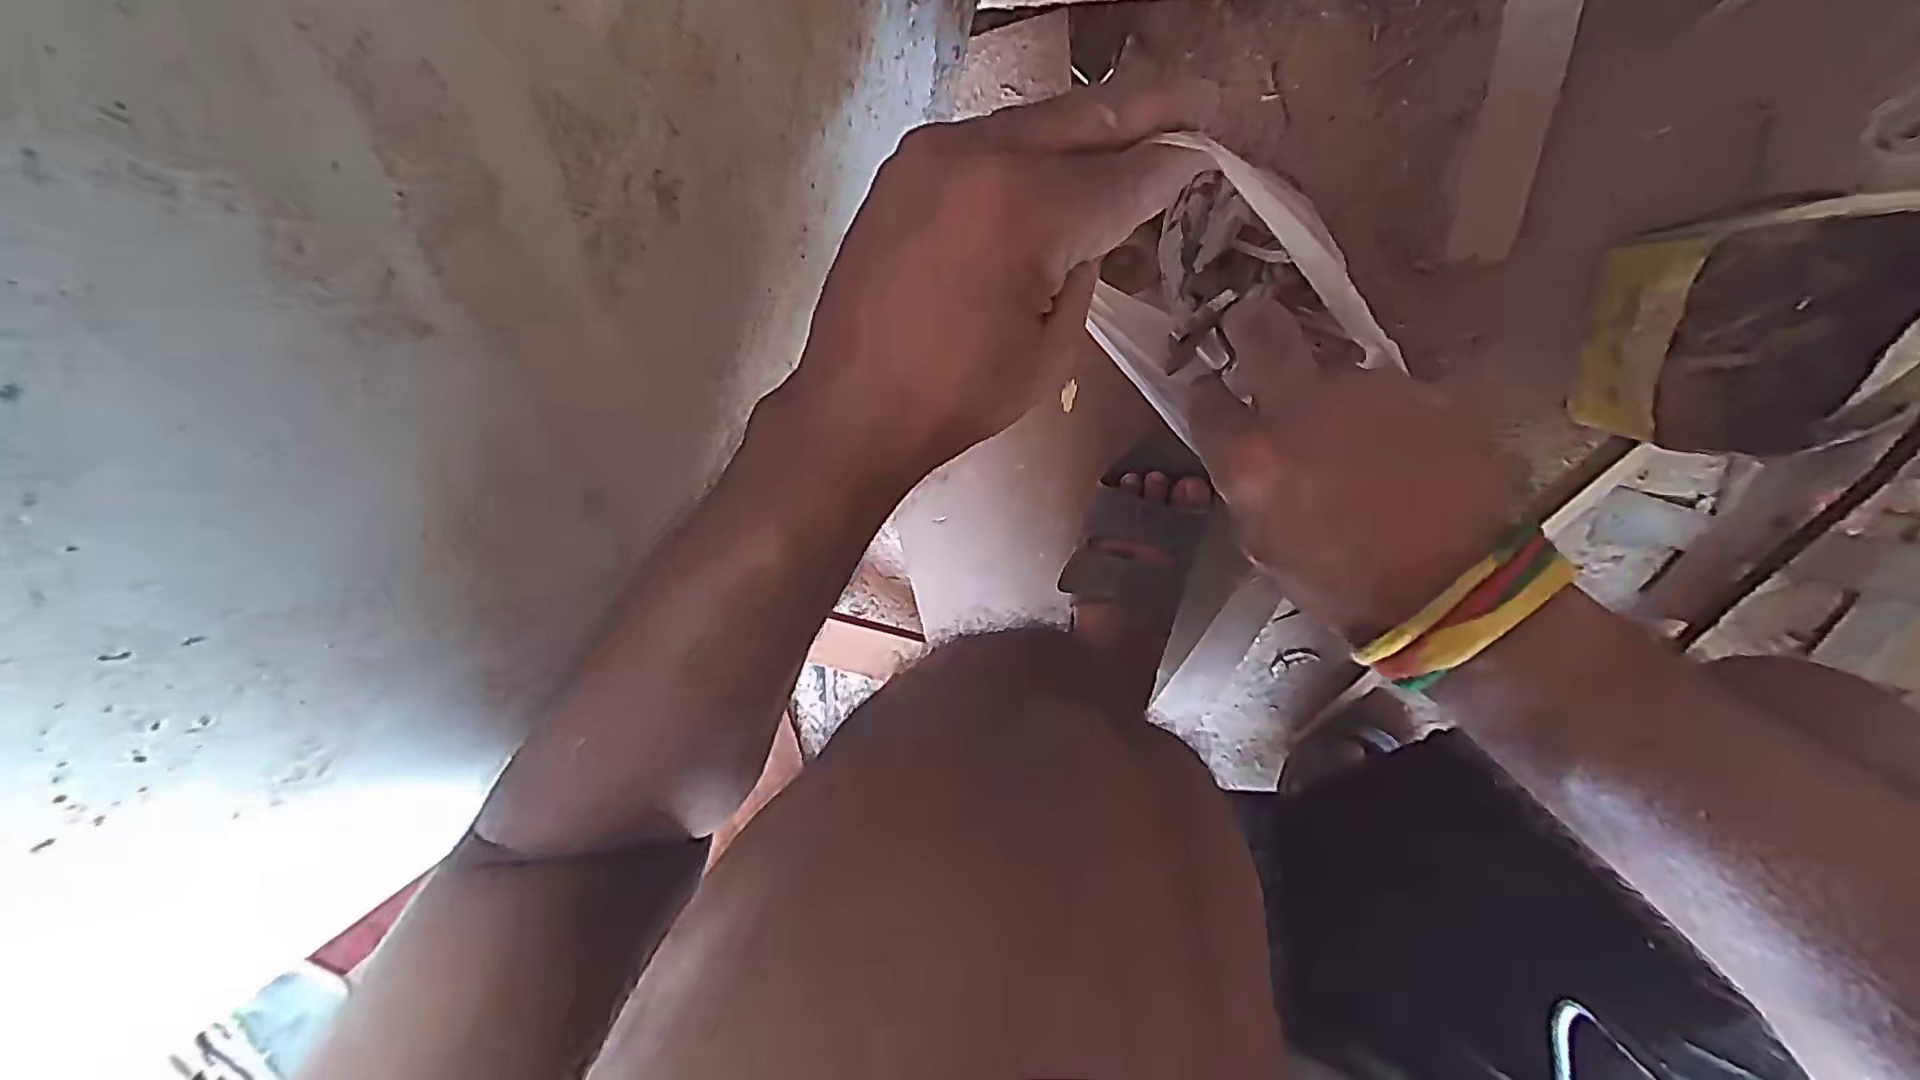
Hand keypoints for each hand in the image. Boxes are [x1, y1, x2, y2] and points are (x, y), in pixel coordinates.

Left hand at [774, 81, 1218, 485]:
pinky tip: (1051, 175)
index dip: (1178, 164)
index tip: (1213, 154)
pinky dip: (1030, 156)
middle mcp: (978, 155)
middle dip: (1151, 112)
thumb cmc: (958, 398)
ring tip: (1130, 139)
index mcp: (1024, 208)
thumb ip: (1089, 269)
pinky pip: (987, 146)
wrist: (856, 407)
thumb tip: (1099, 224)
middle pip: (1087, 118)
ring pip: (1034, 124)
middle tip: (1200, 106)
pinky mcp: (904, 169)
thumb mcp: (1051, 348)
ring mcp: (931, 153)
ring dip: (1087, 133)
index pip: (1127, 173)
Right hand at [1184, 298, 1517, 640]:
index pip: (1207, 400)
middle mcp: (1302, 408)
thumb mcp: (1262, 544)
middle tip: (1248, 324)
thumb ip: (1244, 487)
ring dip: (1334, 397)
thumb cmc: (1340, 581)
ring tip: (1357, 442)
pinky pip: (1390, 396)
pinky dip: (1386, 416)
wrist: (1453, 588)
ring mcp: (1370, 392)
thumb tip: (1245, 459)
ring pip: (1337, 374)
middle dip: (1249, 324)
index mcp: (1250, 456)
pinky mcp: (1429, 393)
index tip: (1214, 392)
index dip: (1207, 394)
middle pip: (1263, 332)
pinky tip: (1403, 455)